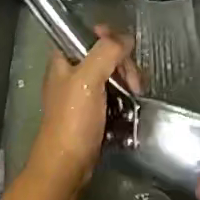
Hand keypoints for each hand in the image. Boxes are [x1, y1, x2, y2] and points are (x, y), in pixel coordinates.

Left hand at [30, 26, 135, 186]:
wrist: (66, 166)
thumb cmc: (73, 120)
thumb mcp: (88, 79)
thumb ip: (106, 52)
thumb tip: (125, 39)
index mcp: (63, 60)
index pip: (85, 34)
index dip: (106, 36)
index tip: (123, 47)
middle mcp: (71, 74)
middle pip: (104, 55)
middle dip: (124, 64)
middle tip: (133, 82)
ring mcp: (82, 95)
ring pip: (112, 76)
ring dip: (128, 82)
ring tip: (136, 96)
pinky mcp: (93, 113)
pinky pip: (114, 96)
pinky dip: (125, 98)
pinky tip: (133, 106)